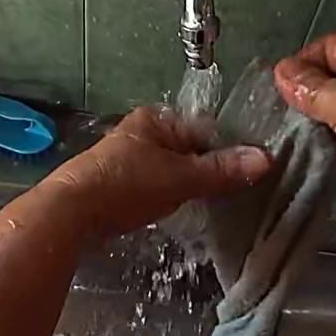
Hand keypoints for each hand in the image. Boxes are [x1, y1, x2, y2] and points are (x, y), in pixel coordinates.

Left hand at [40, 107, 270, 240]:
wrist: (69, 216)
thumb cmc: (125, 185)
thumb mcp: (180, 177)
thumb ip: (222, 170)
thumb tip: (266, 158)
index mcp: (156, 119)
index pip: (205, 129)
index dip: (227, 150)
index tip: (249, 172)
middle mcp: (141, 133)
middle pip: (188, 149)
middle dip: (208, 169)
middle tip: (235, 191)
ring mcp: (127, 160)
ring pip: (172, 169)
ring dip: (189, 185)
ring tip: (213, 204)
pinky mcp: (118, 185)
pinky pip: (156, 186)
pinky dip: (170, 196)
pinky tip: (180, 211)